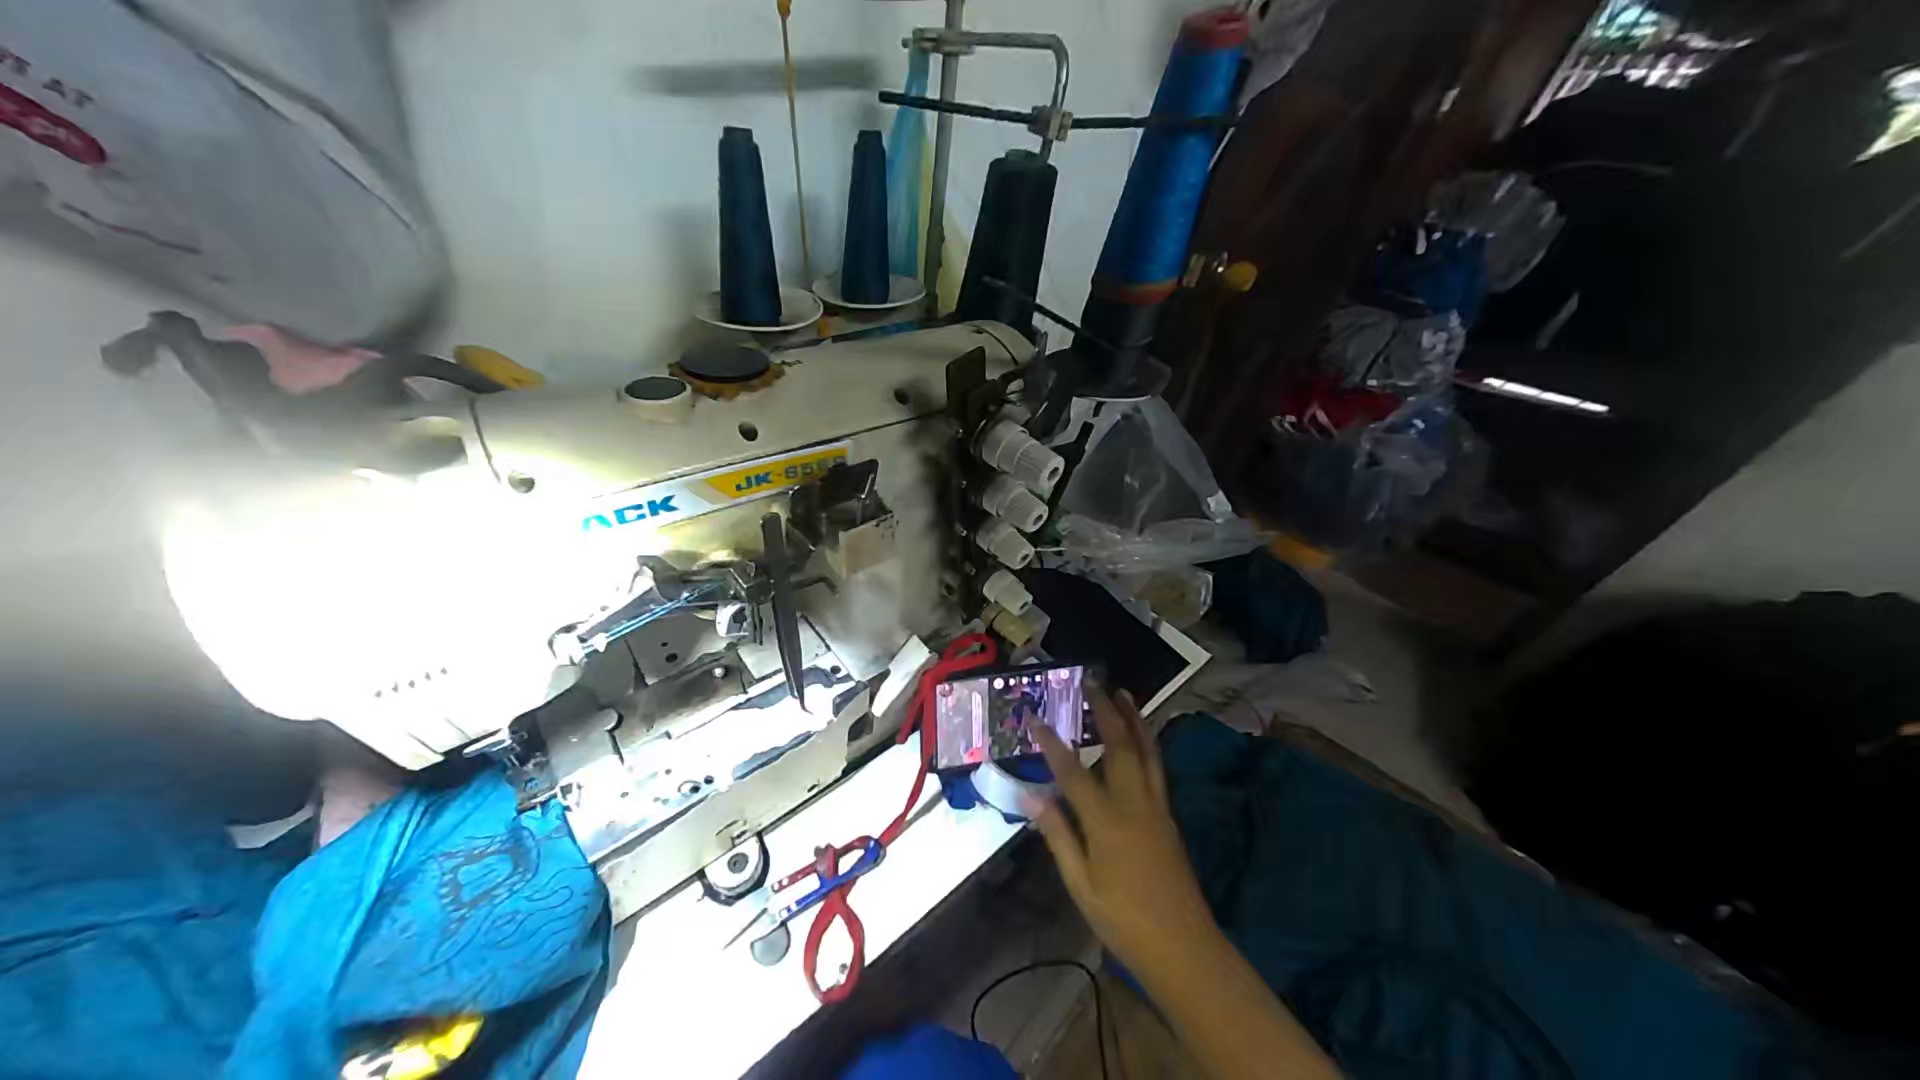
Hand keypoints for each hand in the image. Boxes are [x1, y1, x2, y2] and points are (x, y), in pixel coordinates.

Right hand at [1033, 689, 1217, 974]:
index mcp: (1106, 821)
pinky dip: (1147, 743)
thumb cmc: (1123, 919)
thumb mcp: (1080, 884)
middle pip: (1119, 746)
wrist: (1183, 945)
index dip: (1052, 742)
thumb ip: (1057, 836)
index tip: (1035, 716)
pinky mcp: (1169, 815)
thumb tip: (1031, 797)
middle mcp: (1134, 804)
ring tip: (1124, 692)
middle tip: (1092, 683)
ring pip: (1146, 751)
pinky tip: (1142, 736)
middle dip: (1105, 711)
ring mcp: (1156, 807)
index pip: (1073, 771)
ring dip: (1134, 719)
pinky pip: (1156, 767)